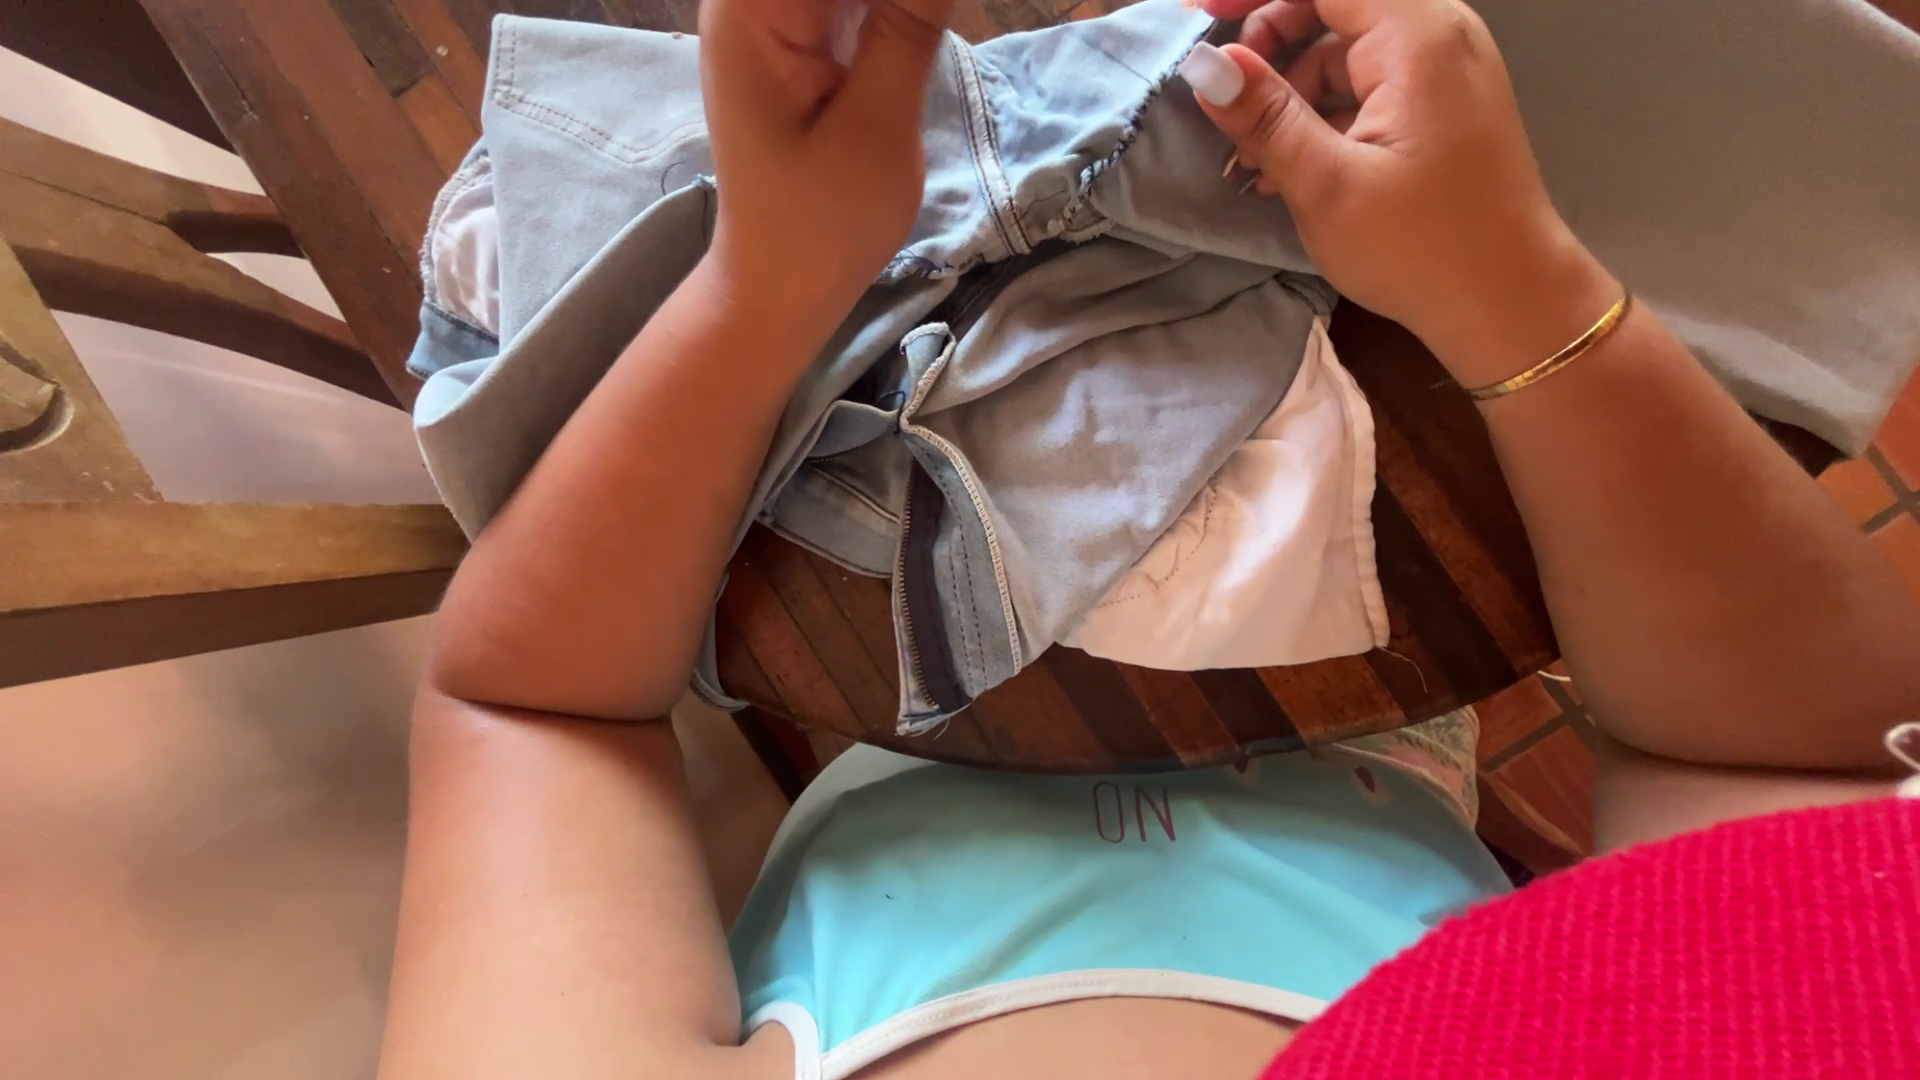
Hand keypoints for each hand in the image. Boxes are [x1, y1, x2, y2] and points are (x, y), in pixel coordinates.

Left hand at [699, 0, 954, 339]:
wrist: (782, 289)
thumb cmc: (822, 227)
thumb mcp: (876, 127)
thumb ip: (909, 24)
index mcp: (754, 6)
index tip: (934, 17)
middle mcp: (752, 0)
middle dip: (901, 5)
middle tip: (936, 32)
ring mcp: (772, 21)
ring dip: (898, 13)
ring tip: (932, 37)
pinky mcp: (796, 47)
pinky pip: (848, 6)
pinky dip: (887, 17)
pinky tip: (919, 31)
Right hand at [1184, 0, 1617, 383]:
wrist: (1501, 299)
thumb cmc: (1415, 245)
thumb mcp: (1326, 184)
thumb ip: (1265, 118)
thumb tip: (1205, 65)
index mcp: (1415, 35)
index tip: (1196, 25)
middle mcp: (1434, 35)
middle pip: (1332, 8)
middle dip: (1267, 50)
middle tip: (1222, 110)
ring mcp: (1437, 74)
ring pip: (1341, 57)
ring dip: (1286, 100)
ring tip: (1246, 165)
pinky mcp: (1433, 112)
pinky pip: (1362, 93)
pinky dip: (1317, 123)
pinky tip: (1283, 173)